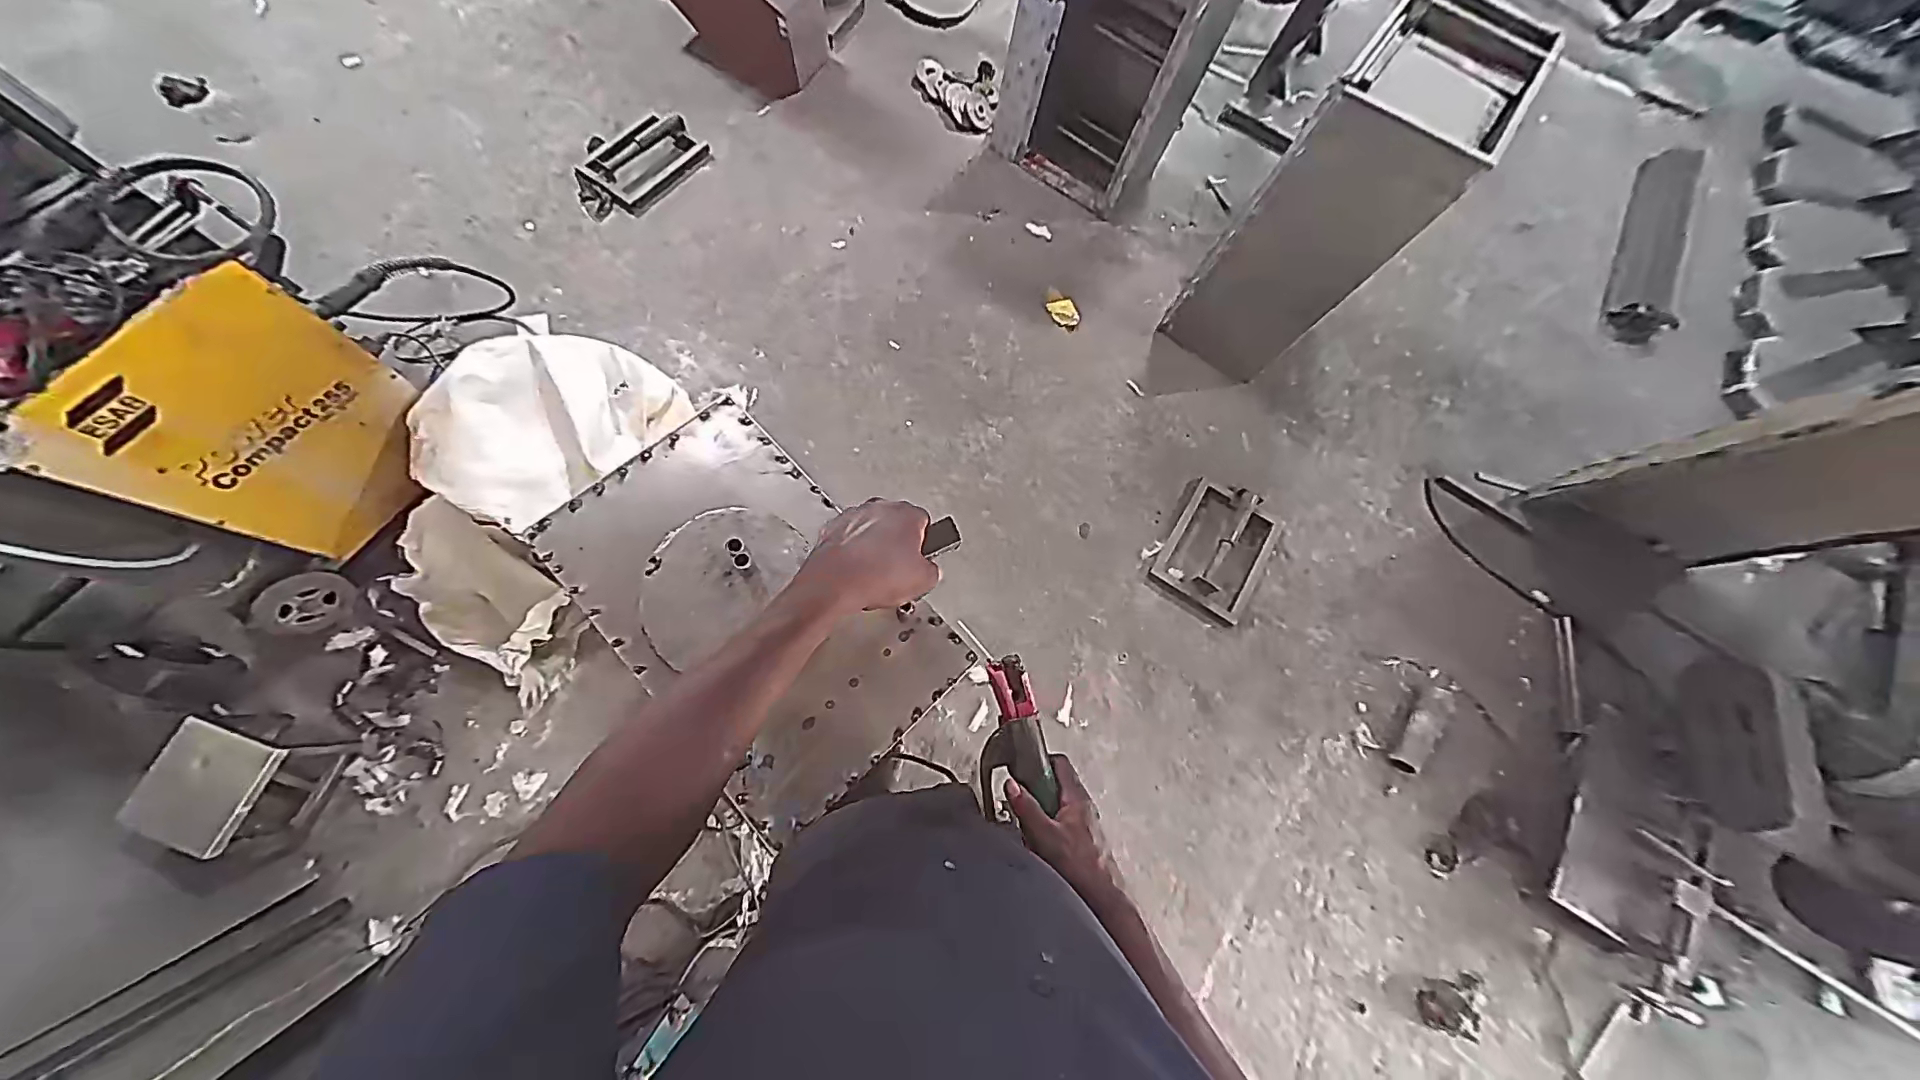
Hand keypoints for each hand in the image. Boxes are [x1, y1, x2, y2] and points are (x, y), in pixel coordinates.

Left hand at [785, 500, 940, 616]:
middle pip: (896, 523)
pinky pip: (848, 539)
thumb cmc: (874, 576)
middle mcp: (879, 508)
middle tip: (898, 568)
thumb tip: (928, 571)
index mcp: (907, 514)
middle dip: (897, 543)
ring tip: (874, 574)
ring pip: (870, 529)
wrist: (834, 584)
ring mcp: (853, 516)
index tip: (919, 559)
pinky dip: (851, 552)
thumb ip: (932, 569)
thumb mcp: (924, 581)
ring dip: (873, 546)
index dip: (923, 545)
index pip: (924, 522)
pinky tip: (855, 572)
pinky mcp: (832, 529)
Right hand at [1007, 755, 1125, 907]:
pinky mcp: (1081, 840)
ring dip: (1039, 815)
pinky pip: (1059, 825)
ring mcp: (1084, 824)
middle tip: (1022, 805)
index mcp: (1077, 798)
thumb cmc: (1083, 868)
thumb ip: (1027, 808)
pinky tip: (1040, 847)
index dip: (1039, 760)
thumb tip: (1012, 785)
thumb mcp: (1046, 835)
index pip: (1058, 763)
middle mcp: (1083, 807)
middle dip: (1034, 793)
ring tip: (1031, 831)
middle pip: (1054, 784)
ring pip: (1055, 806)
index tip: (1021, 769)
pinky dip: (1046, 830)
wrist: (1102, 898)